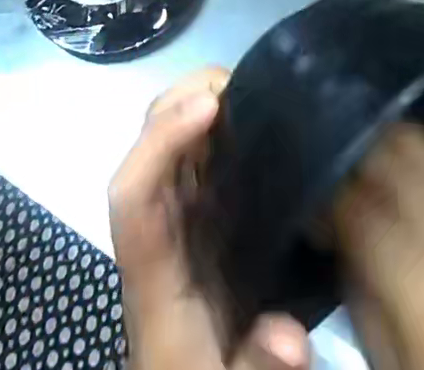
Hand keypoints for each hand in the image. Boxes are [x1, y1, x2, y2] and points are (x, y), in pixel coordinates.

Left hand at [111, 68, 310, 369]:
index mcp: (154, 276)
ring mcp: (173, 224)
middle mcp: (156, 234)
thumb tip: (290, 336)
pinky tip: (251, 125)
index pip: (133, 196)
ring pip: (166, 148)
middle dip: (179, 105)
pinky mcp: (194, 222)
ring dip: (195, 109)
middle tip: (238, 82)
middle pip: (145, 152)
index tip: (210, 105)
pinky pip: (193, 163)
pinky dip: (214, 132)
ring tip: (250, 91)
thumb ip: (254, 366)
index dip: (161, 142)